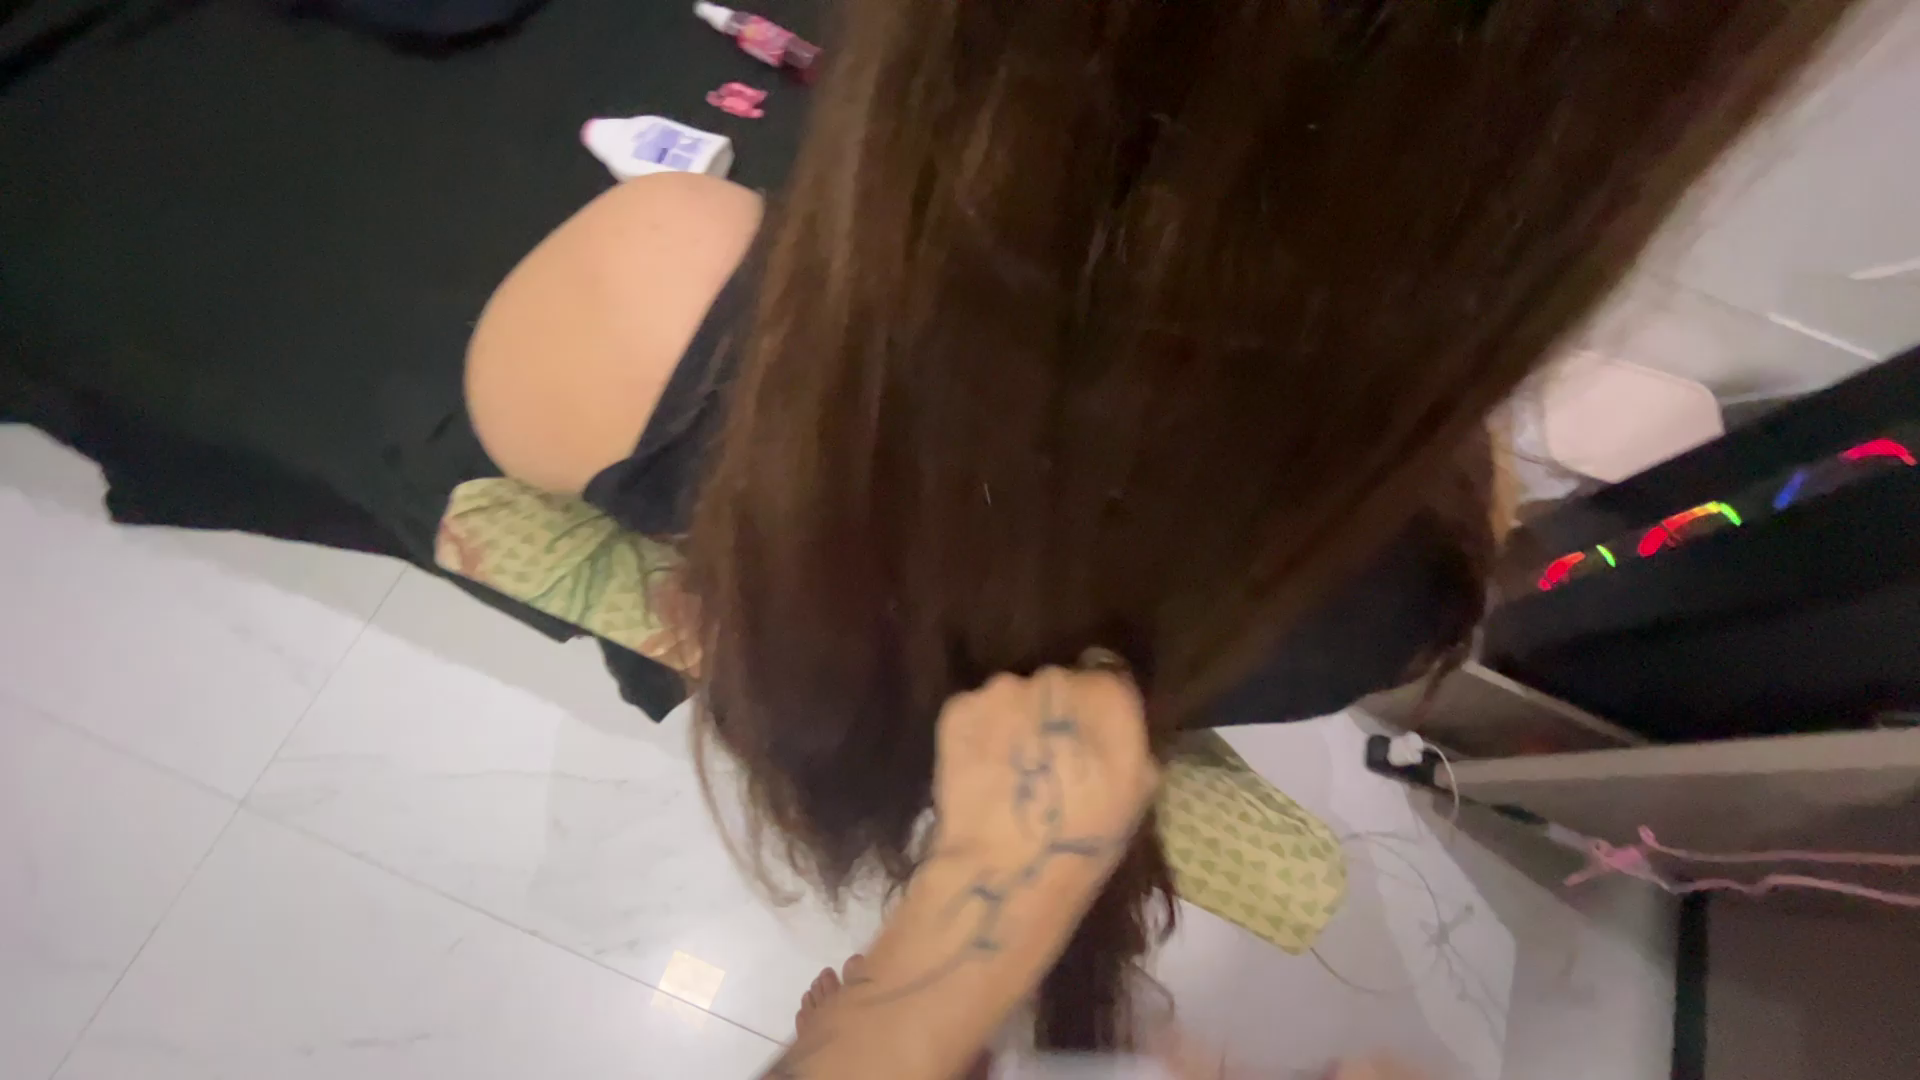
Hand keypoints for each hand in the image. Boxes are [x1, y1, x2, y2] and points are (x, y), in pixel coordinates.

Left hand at [929, 665, 1158, 874]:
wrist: (1005, 867)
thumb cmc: (1086, 838)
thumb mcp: (1140, 791)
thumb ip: (1131, 739)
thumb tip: (1115, 724)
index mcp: (1107, 692)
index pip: (1105, 677)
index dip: (1096, 708)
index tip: (1088, 735)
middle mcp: (1054, 676)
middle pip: (1056, 682)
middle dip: (1053, 710)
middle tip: (1048, 755)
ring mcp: (1001, 688)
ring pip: (1012, 695)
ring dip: (1015, 719)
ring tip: (1009, 767)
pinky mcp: (959, 706)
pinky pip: (975, 711)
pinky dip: (978, 732)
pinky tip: (981, 768)